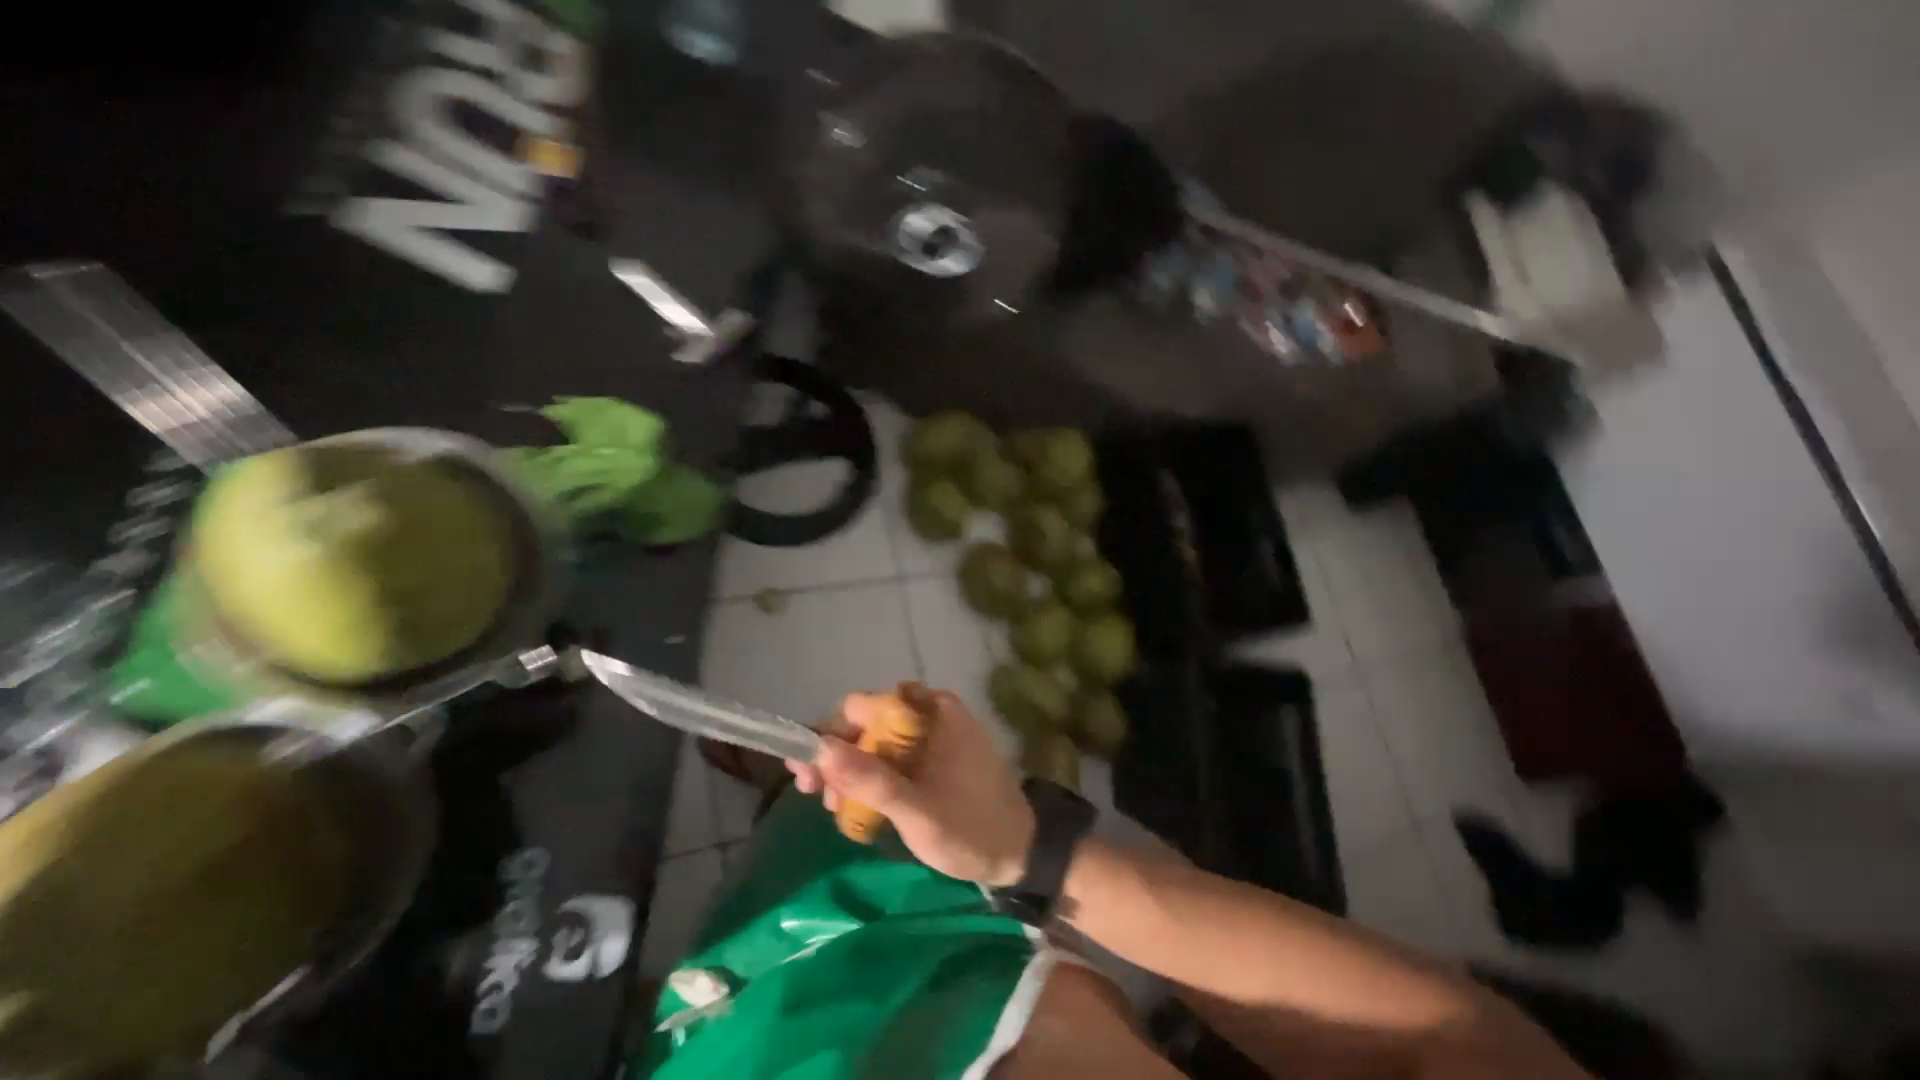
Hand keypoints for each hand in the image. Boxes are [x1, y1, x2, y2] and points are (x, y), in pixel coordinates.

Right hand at [787, 687, 1034, 886]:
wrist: (1021, 854)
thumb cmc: (971, 829)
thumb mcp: (917, 811)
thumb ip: (870, 779)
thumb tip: (819, 750)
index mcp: (932, 712)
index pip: (862, 707)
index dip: (830, 736)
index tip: (809, 773)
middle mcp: (929, 713)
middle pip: (865, 723)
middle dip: (837, 758)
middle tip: (816, 796)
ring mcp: (932, 736)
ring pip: (875, 742)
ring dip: (850, 772)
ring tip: (836, 811)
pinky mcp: (933, 759)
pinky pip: (891, 758)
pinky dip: (872, 779)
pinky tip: (858, 810)